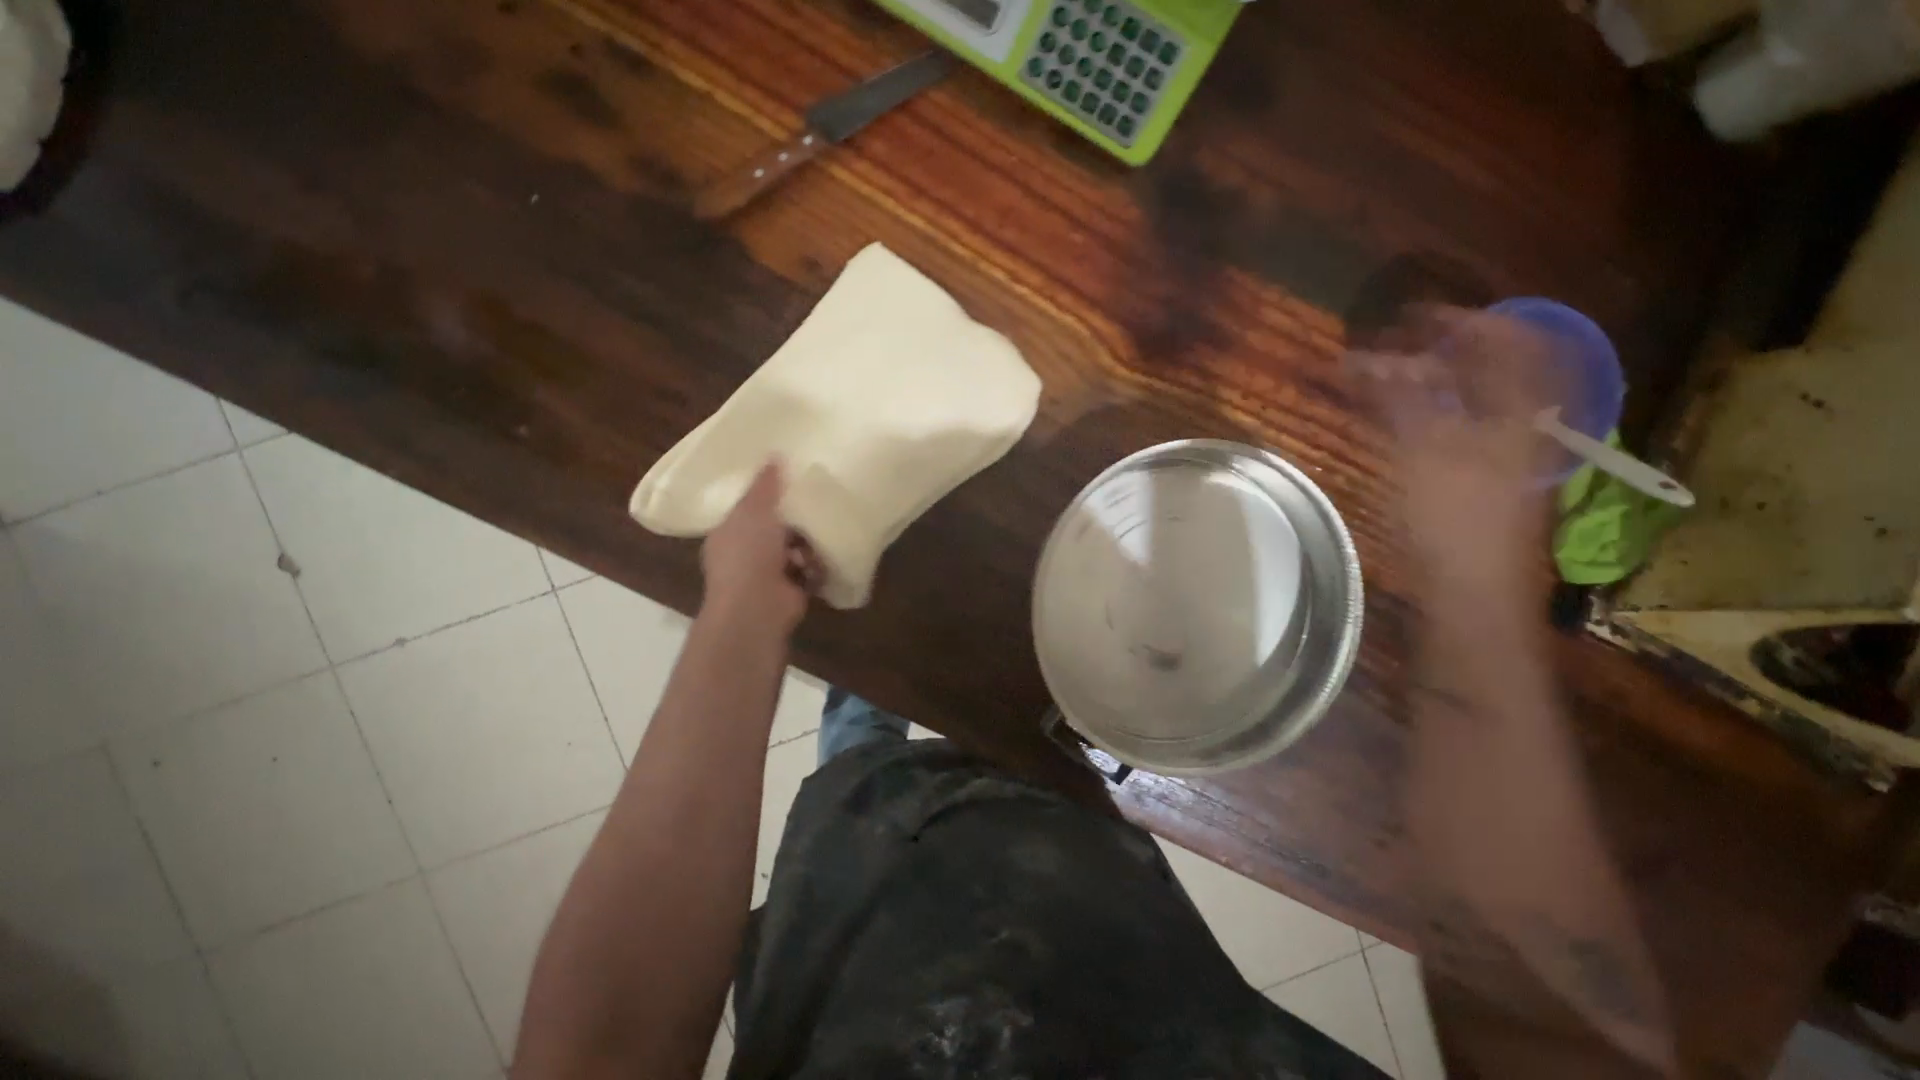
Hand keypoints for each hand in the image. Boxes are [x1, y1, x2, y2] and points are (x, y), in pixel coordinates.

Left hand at [699, 461, 818, 636]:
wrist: (757, 607)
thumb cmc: (747, 554)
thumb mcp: (754, 510)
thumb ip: (765, 485)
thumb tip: (774, 455)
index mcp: (727, 534)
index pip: (746, 510)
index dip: (766, 498)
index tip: (789, 483)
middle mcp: (743, 556)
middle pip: (774, 530)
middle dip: (793, 522)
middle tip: (813, 506)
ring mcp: (766, 577)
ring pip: (795, 551)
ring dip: (808, 545)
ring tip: (815, 538)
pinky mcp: (790, 593)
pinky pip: (809, 572)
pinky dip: (816, 567)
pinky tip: (821, 561)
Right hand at [1348, 306, 1556, 603]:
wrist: (1474, 592)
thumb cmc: (1454, 519)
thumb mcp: (1421, 449)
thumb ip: (1396, 395)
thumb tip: (1364, 357)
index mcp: (1521, 408)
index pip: (1506, 340)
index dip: (1460, 321)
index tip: (1411, 316)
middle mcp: (1523, 422)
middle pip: (1487, 369)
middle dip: (1435, 352)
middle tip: (1388, 347)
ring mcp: (1508, 453)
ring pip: (1471, 399)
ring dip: (1428, 382)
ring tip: (1381, 378)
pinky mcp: (1487, 479)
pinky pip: (1460, 426)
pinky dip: (1428, 413)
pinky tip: (1396, 418)